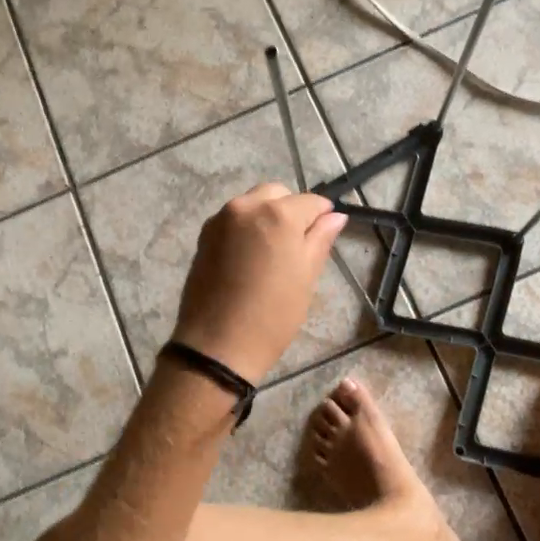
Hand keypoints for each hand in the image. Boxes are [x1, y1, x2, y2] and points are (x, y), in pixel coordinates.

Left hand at [170, 183, 348, 384]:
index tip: (326, 233)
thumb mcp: (305, 278)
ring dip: (267, 217)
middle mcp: (247, 207)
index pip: (310, 202)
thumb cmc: (272, 316)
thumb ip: (320, 240)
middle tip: (298, 245)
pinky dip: (247, 227)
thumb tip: (335, 217)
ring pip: (253, 203)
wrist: (218, 345)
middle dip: (292, 210)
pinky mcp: (204, 235)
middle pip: (277, 195)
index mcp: (278, 215)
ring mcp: (221, 219)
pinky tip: (251, 258)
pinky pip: (233, 219)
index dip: (322, 215)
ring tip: (273, 253)